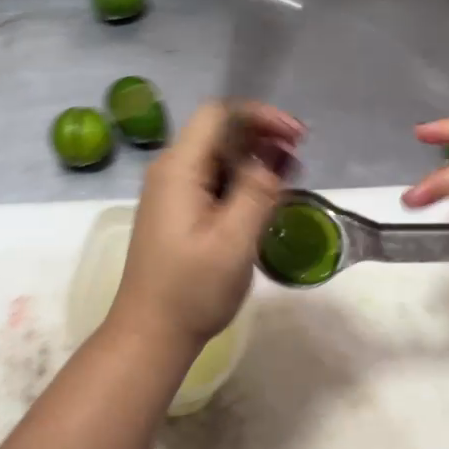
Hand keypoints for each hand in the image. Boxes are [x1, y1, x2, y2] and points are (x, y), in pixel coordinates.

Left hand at [109, 101, 305, 347]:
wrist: (149, 334)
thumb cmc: (191, 290)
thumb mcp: (234, 241)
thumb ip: (257, 190)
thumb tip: (277, 152)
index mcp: (179, 168)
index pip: (218, 114)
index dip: (259, 115)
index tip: (295, 137)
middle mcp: (170, 170)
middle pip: (218, 131)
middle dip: (260, 135)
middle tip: (299, 158)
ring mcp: (170, 191)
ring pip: (216, 155)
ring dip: (253, 158)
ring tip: (289, 178)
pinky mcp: (176, 210)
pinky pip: (211, 179)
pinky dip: (240, 179)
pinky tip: (263, 198)